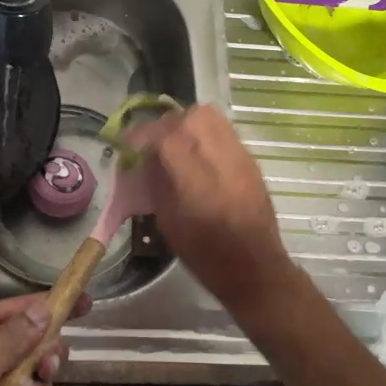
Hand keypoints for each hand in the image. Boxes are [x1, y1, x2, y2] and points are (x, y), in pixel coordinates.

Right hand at [132, 104, 293, 315]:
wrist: (256, 270)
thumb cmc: (206, 256)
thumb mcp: (169, 223)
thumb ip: (157, 183)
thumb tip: (145, 157)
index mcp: (199, 183)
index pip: (168, 137)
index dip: (145, 134)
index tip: (130, 143)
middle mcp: (223, 162)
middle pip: (192, 116)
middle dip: (167, 123)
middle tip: (155, 141)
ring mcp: (241, 157)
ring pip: (212, 116)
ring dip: (187, 122)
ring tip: (176, 142)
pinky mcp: (252, 160)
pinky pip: (224, 130)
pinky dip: (205, 132)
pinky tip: (197, 152)